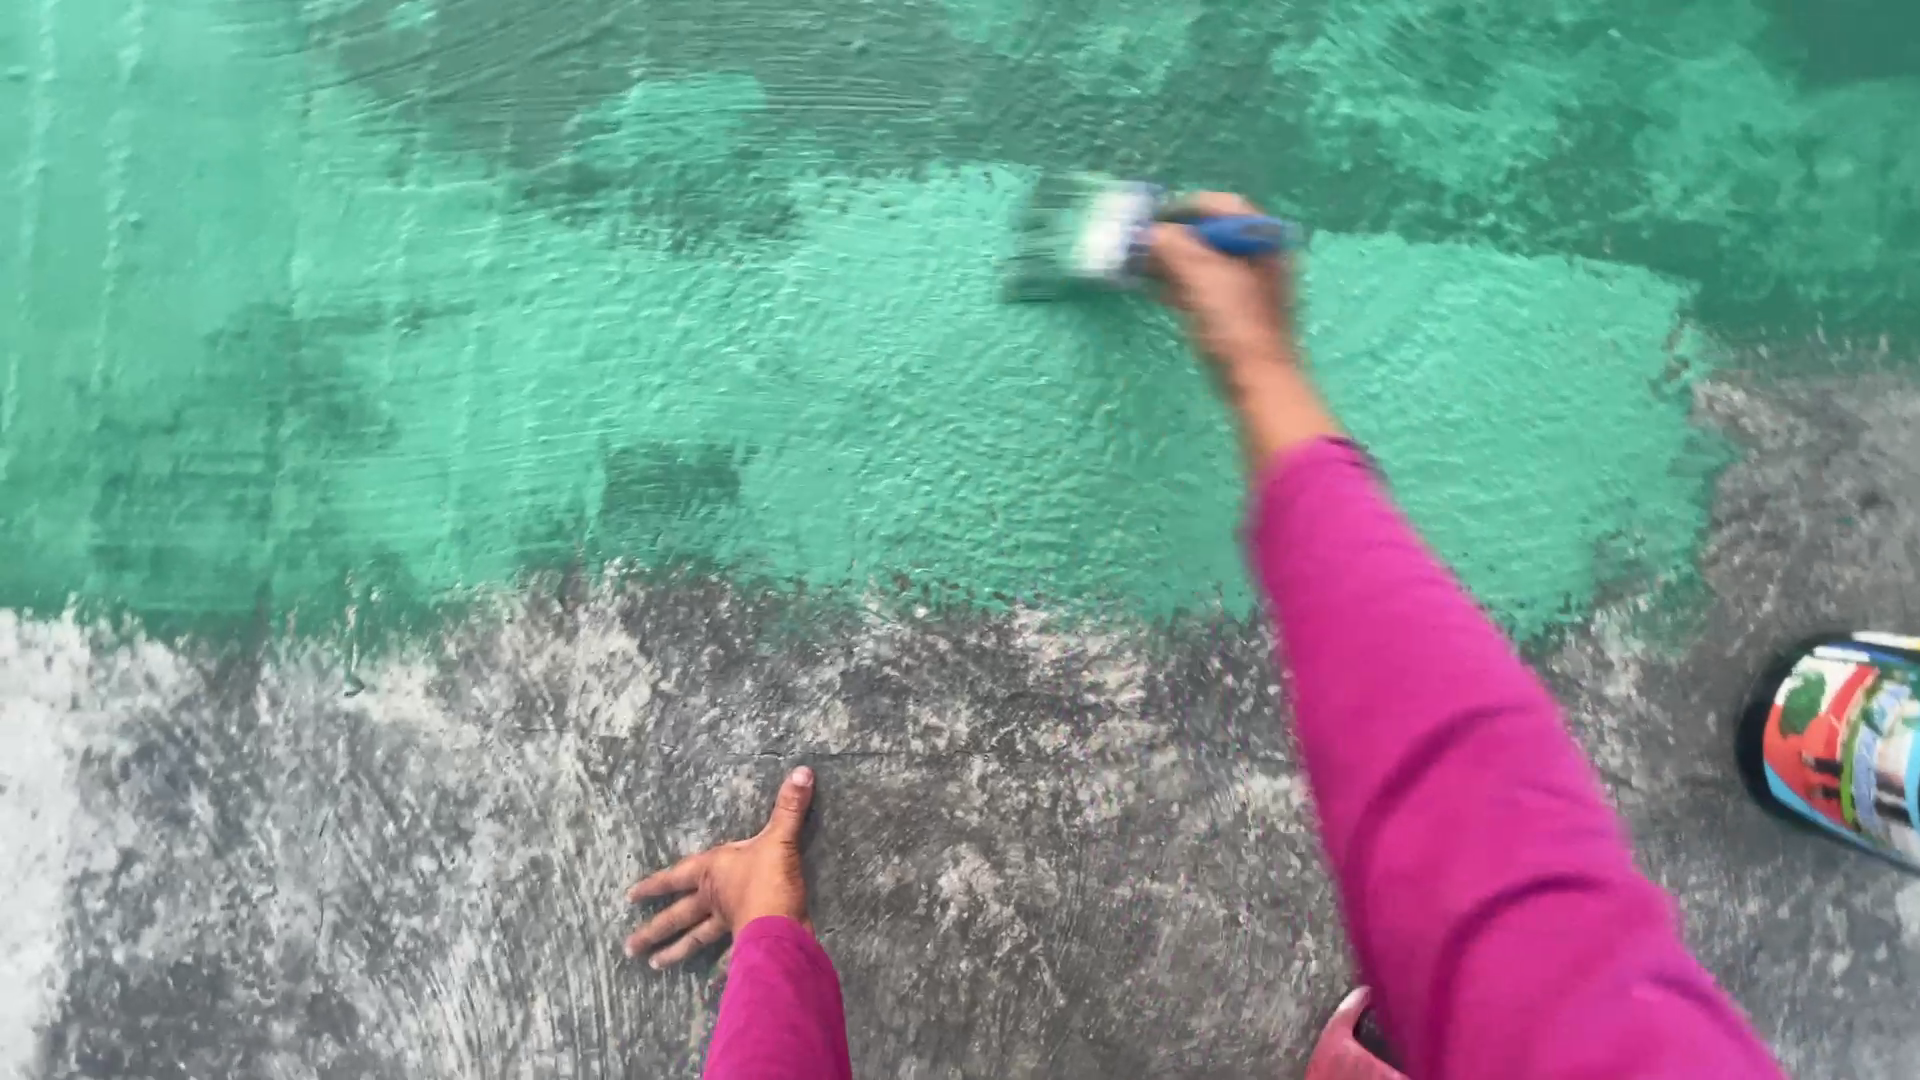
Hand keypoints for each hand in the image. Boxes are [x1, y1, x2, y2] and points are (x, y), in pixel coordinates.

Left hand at [624, 766, 814, 968]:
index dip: (654, 885)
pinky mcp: (745, 942)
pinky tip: (714, 982)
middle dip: (654, 930)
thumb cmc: (770, 878)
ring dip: (676, 952)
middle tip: (629, 947)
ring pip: (696, 939)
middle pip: (679, 915)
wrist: (782, 923)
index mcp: (713, 872)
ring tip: (654, 966)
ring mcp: (727, 924)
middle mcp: (714, 899)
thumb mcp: (780, 836)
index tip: (629, 897)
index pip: (676, 876)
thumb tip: (802, 770)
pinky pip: (730, 956)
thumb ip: (789, 806)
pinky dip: (723, 968)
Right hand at [1148, 192, 1297, 373]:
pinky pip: (1203, 286)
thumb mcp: (1203, 278)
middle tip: (1139, 245)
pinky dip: (1178, 284)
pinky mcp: (1235, 311)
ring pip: (1203, 261)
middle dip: (1172, 237)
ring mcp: (1247, 284)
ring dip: (1170, 262)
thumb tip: (1148, 233)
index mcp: (1259, 238)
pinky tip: (1155, 289)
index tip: (1150, 220)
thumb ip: (1174, 247)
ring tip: (1139, 266)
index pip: (1218, 206)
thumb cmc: (1235, 324)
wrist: (1257, 378)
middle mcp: (1258, 254)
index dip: (1181, 208)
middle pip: (1209, 234)